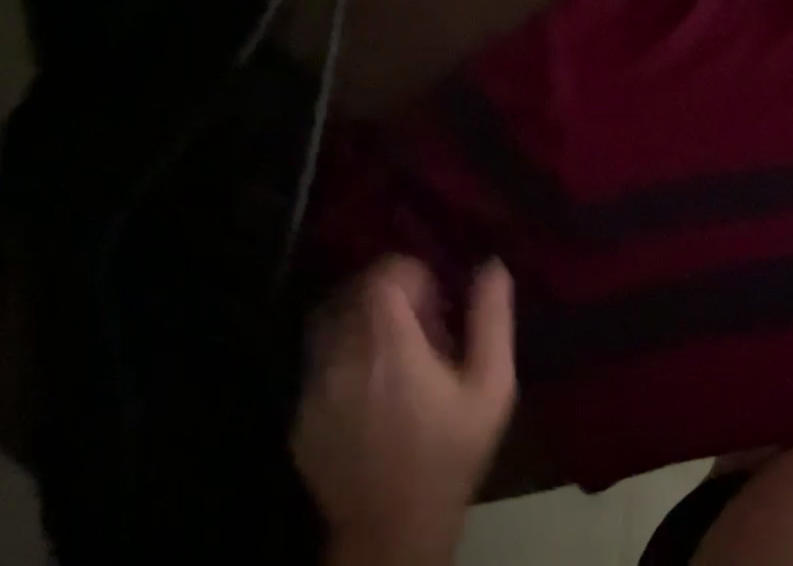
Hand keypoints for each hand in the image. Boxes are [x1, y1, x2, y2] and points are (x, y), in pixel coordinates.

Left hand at [293, 257, 516, 564]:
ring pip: (327, 324)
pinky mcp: (300, 415)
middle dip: (386, 291)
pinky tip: (374, 380)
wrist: (394, 526)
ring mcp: (314, 390)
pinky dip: (344, 351)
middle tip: (422, 316)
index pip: (381, 278)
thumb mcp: (492, 385)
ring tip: (395, 342)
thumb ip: (491, 320)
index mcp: (391, 350)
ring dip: (361, 317)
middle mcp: (342, 361)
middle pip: (350, 293)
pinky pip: (318, 361)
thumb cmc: (453, 451)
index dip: (409, 270)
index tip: (435, 289)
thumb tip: (491, 266)